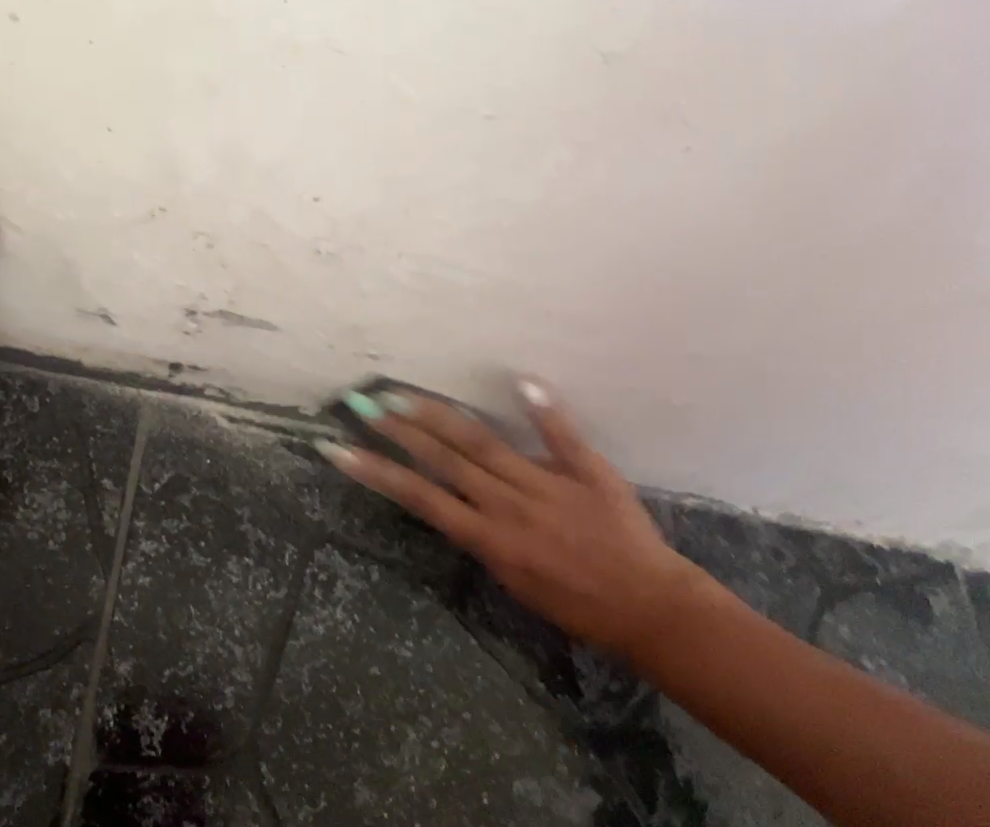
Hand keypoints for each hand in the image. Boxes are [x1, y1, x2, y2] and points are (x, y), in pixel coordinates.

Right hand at [321, 380, 714, 660]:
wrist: (649, 609)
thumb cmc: (577, 606)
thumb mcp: (514, 581)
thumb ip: (484, 536)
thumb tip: (460, 500)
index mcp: (487, 537)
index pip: (418, 496)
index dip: (375, 470)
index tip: (340, 449)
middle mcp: (507, 504)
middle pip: (442, 459)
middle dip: (398, 430)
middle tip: (365, 403)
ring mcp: (546, 484)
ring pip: (483, 442)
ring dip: (440, 415)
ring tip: (404, 394)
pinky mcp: (588, 471)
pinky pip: (562, 436)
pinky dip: (542, 408)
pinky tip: (519, 379)